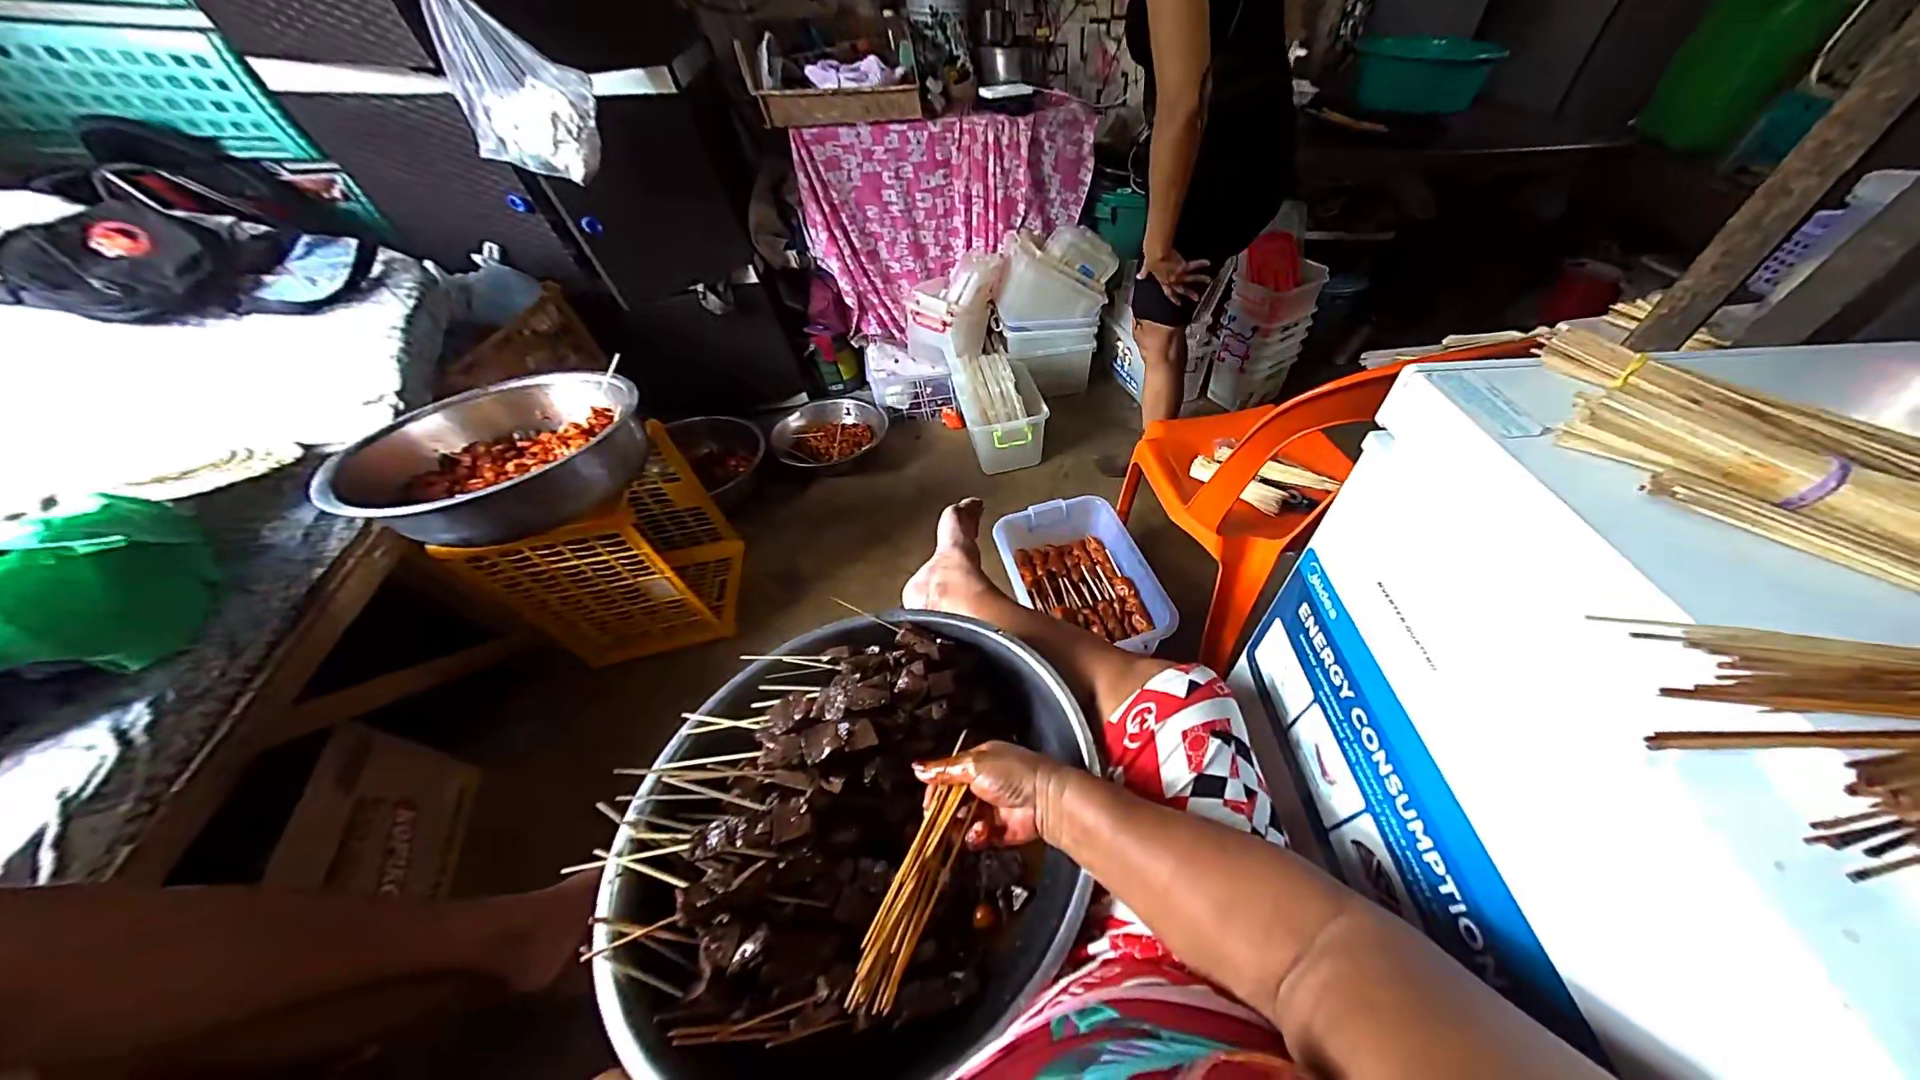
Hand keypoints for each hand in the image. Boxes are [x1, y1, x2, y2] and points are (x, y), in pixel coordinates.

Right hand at [913, 740, 1062, 848]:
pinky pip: (978, 836)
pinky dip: (977, 836)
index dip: (936, 789)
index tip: (928, 805)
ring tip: (964, 827)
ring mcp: (991, 807)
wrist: (1046, 800)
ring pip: (962, 821)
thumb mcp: (975, 766)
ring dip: (960, 826)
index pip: (948, 774)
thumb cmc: (1012, 775)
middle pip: (953, 800)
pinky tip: (982, 833)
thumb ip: (945, 770)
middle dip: (946, 812)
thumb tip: (917, 769)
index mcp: (979, 761)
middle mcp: (984, 783)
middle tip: (938, 822)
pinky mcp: (998, 830)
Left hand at [1139, 248, 1210, 303]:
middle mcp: (1171, 280)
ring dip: (1199, 279)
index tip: (1179, 303)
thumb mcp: (1147, 266)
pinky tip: (1208, 263)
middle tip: (1197, 299)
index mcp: (1162, 281)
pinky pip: (1193, 266)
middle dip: (1189, 294)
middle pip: (1181, 289)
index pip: (1168, 293)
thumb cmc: (1150, 259)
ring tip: (1208, 280)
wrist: (1156, 254)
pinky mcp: (1183, 266)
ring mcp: (1177, 275)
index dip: (1174, 299)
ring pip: (1190, 279)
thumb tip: (1139, 276)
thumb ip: (1144, 272)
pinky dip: (1200, 263)